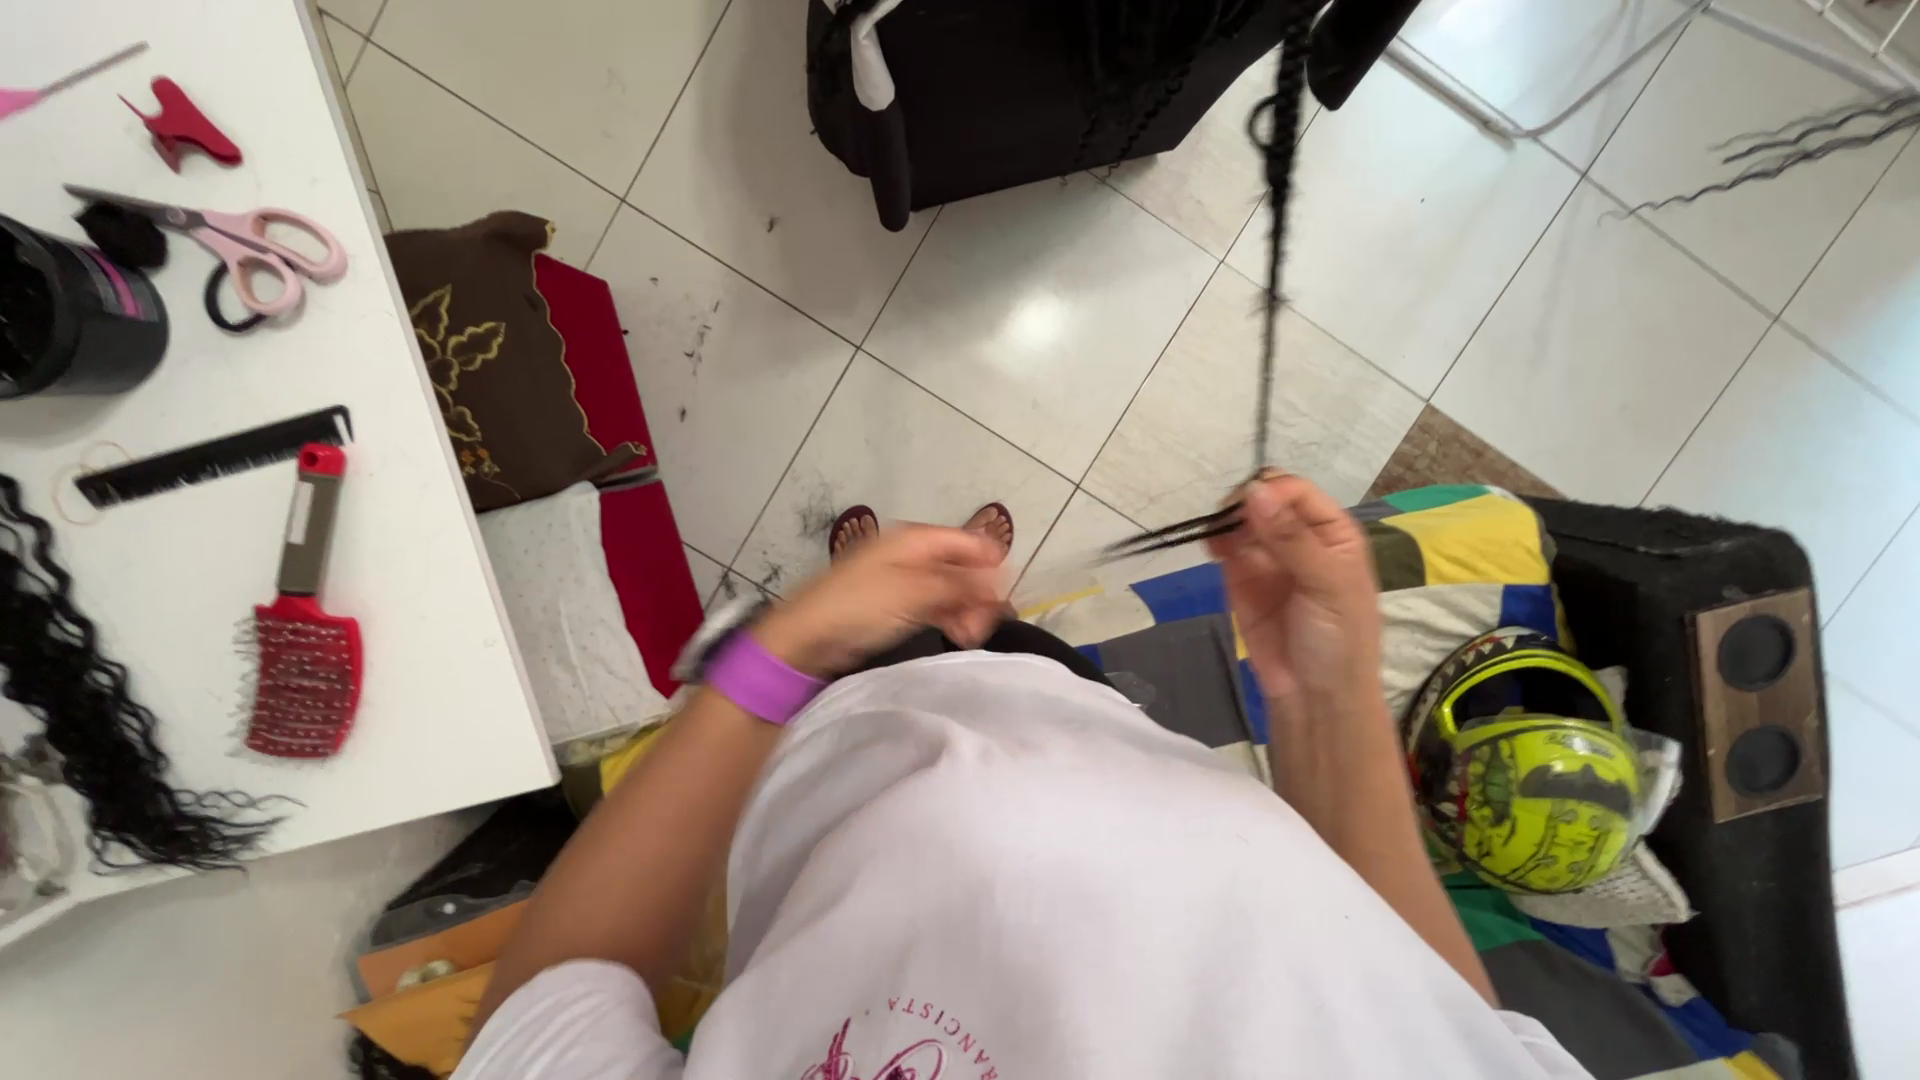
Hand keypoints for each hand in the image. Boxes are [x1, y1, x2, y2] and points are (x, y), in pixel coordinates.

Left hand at [750, 525, 1007, 677]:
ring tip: (970, 636)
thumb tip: (999, 578)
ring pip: (952, 589)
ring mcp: (906, 581)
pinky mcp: (898, 606)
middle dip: (980, 593)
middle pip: (963, 567)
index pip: (969, 542)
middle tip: (986, 625)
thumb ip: (959, 583)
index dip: (992, 565)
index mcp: (916, 539)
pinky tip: (959, 635)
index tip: (1007, 597)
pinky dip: (951, 618)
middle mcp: (914, 554)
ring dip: (967, 610)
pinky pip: (936, 606)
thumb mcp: (913, 591)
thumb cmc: (858, 606)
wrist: (806, 638)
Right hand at [1207, 471, 1381, 710]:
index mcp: (1333, 533)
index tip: (1247, 504)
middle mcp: (1299, 538)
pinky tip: (1212, 549)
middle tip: (1227, 519)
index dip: (1272, 491)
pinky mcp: (1239, 577)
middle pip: (1265, 499)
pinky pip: (1225, 547)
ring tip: (1218, 541)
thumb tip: (1254, 492)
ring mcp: (1267, 557)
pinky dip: (1215, 541)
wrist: (1314, 696)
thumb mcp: (1326, 585)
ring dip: (1226, 521)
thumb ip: (1292, 539)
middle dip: (1244, 503)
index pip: (1297, 492)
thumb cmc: (1339, 639)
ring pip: (1241, 520)